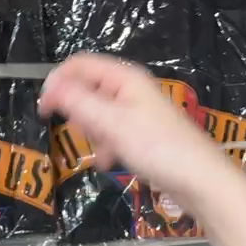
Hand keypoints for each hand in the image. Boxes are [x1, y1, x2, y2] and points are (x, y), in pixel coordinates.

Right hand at [38, 54, 237, 213]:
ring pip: (96, 114)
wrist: (201, 181)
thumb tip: (49, 86)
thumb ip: (78, 103)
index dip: (58, 81)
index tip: (44, 108)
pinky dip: (105, 146)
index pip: (79, 65)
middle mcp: (129, 90)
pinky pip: (110, 133)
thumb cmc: (158, 148)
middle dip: (77, 113)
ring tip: (100, 150)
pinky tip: (110, 162)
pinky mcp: (141, 134)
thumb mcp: (112, 124)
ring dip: (91, 133)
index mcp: (124, 78)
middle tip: (78, 133)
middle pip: (86, 89)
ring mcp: (136, 112)